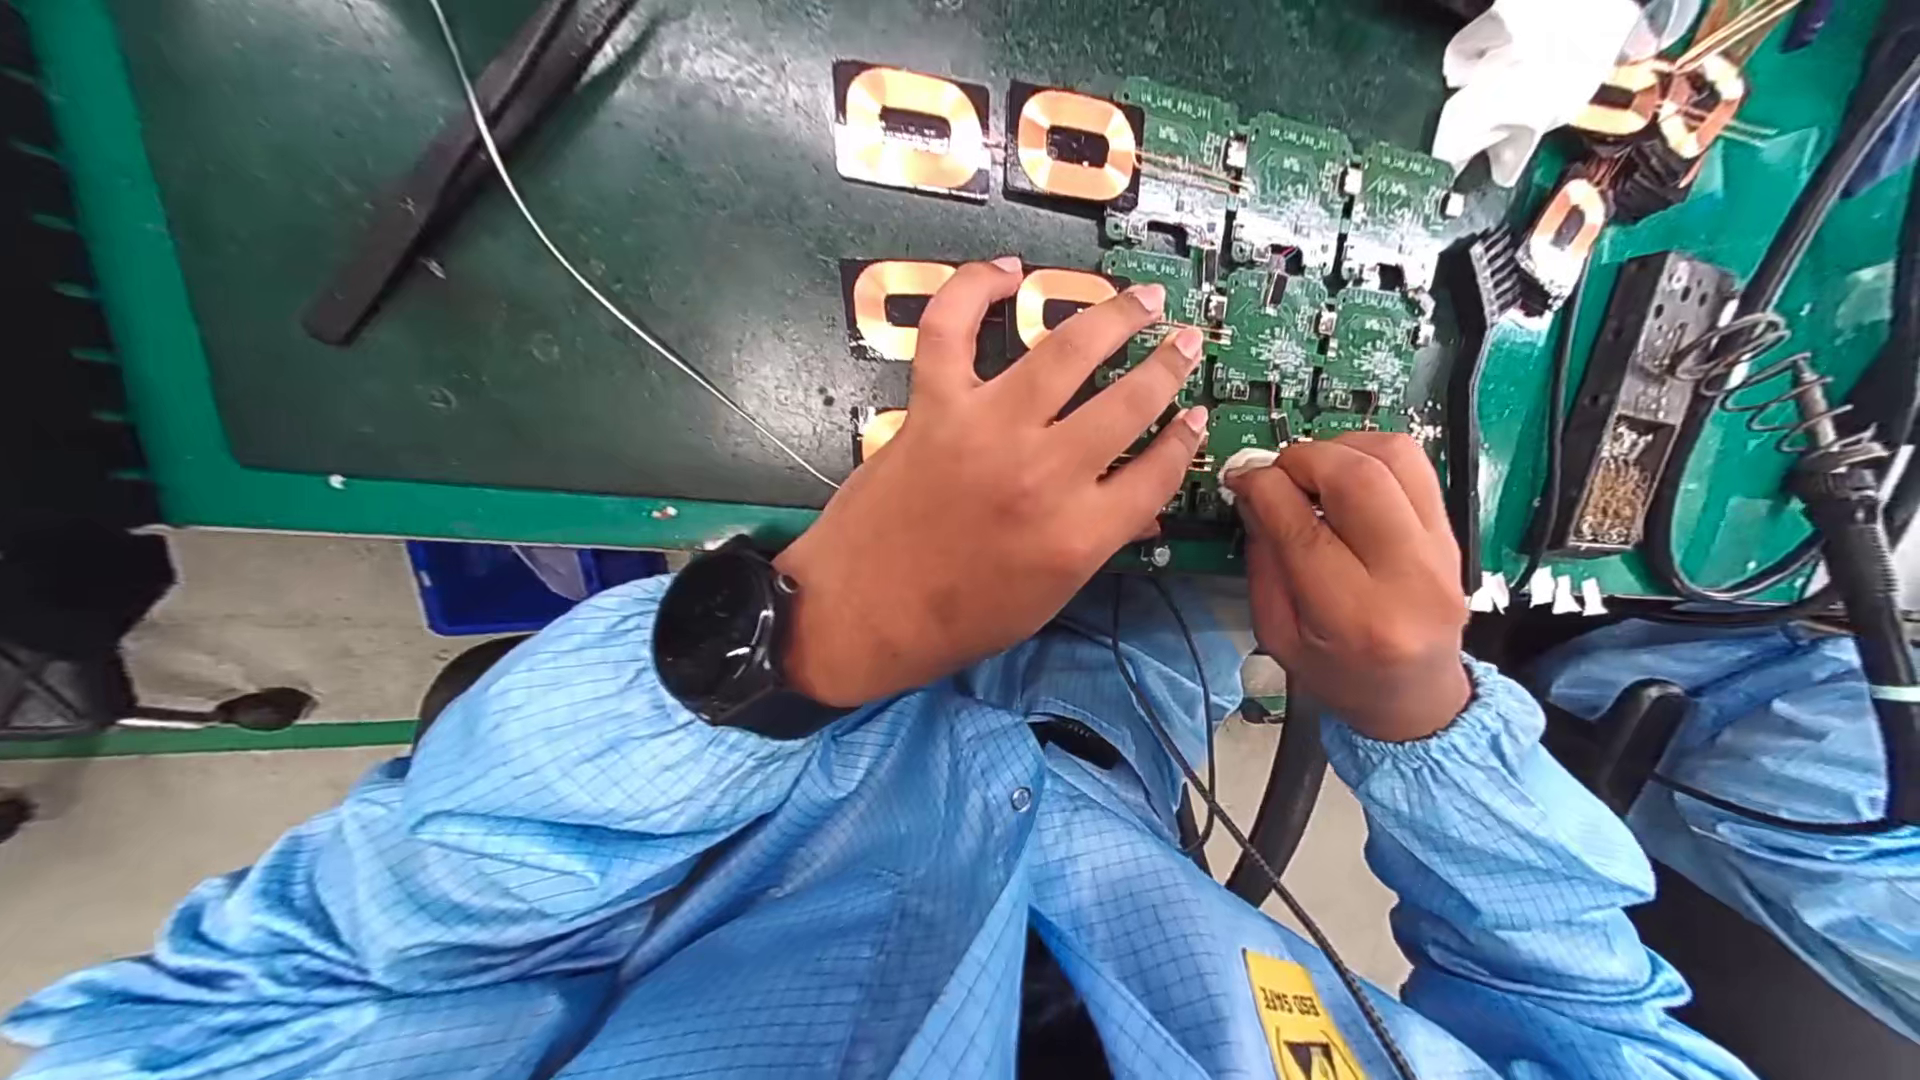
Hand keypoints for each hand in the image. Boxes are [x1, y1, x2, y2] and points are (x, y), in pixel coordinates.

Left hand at [774, 257, 1208, 705]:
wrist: (861, 615)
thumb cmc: (955, 621)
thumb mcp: (1046, 598)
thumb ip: (1096, 544)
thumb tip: (1136, 505)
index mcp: (1080, 533)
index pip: (1159, 471)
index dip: (1186, 440)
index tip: (1194, 416)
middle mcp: (1045, 474)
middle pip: (1130, 402)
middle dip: (1168, 365)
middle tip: (1182, 342)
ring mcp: (987, 431)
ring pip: (1065, 351)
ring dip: (1113, 316)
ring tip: (1138, 298)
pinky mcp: (933, 408)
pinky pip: (951, 329)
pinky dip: (974, 288)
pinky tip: (1008, 270)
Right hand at [1223, 434, 1469, 741]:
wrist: (1418, 697)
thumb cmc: (1337, 676)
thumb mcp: (1277, 633)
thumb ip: (1264, 560)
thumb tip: (1252, 493)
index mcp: (1353, 616)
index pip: (1302, 526)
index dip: (1262, 488)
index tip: (1240, 479)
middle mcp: (1406, 577)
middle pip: (1357, 478)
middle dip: (1302, 459)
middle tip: (1275, 471)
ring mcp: (1441, 551)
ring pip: (1394, 457)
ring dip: (1339, 448)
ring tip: (1309, 470)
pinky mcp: (1454, 534)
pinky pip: (1415, 467)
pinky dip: (1369, 455)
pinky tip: (1341, 474)